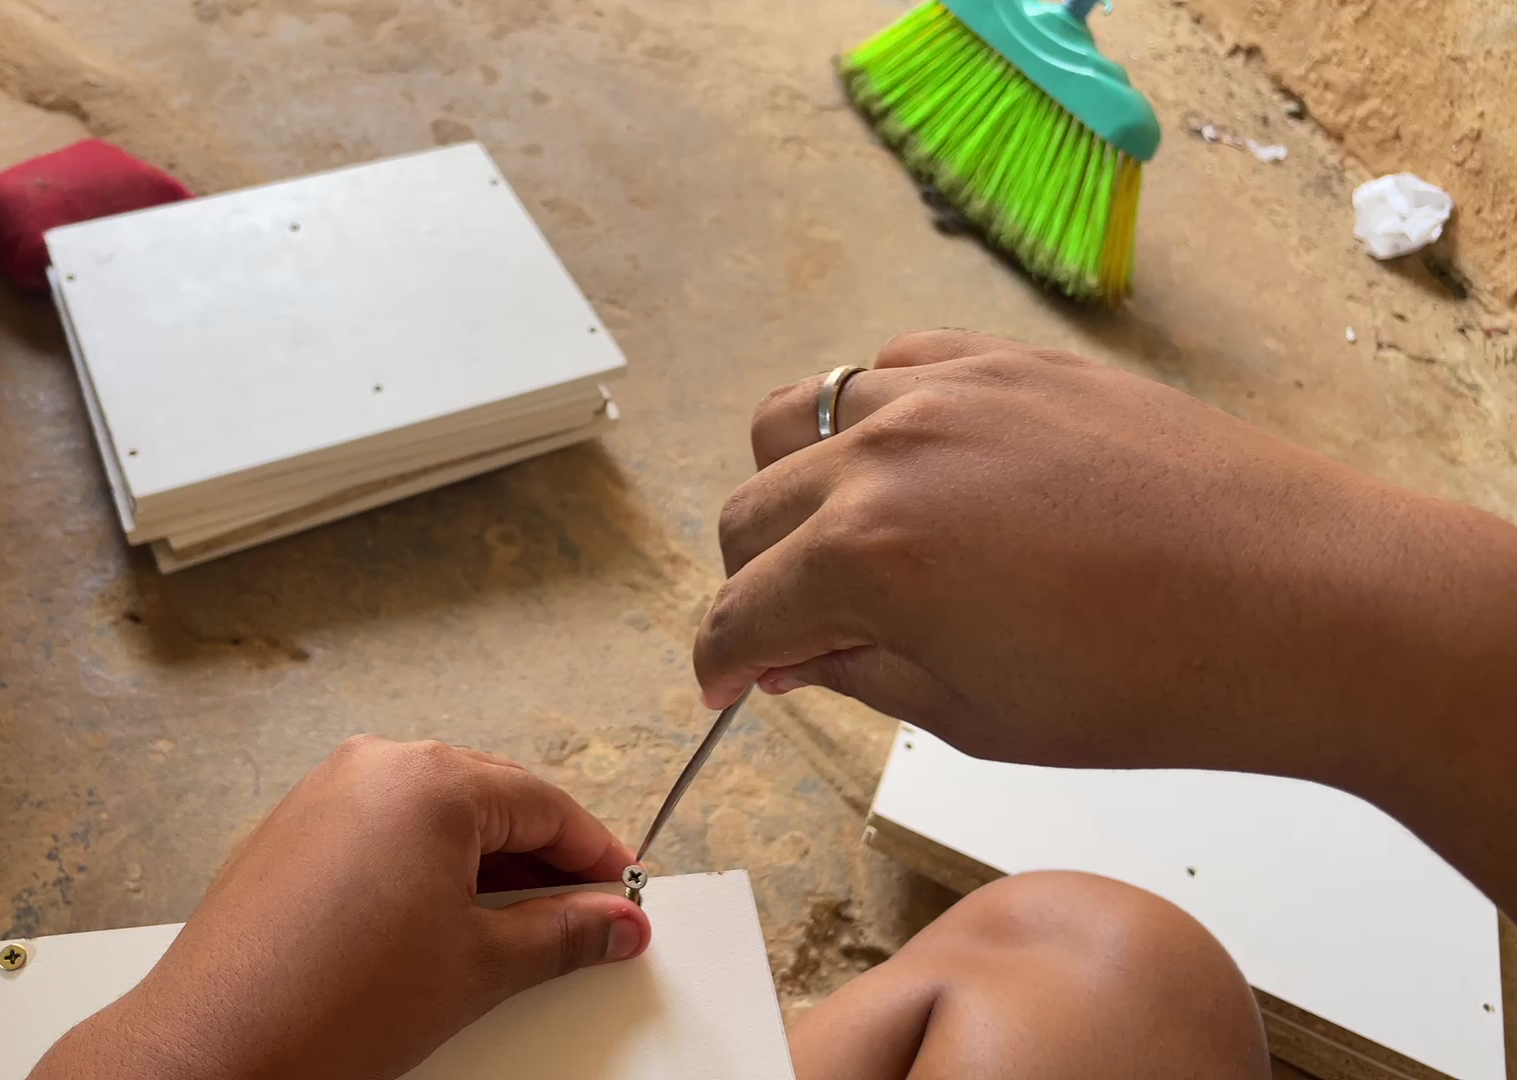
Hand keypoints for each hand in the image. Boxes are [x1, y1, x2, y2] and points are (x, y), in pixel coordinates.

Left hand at [29, 737, 648, 1079]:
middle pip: (492, 800)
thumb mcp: (477, 965)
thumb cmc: (339, 1005)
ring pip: (440, 810)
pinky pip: (390, 821)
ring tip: (513, 920)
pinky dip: (429, 857)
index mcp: (433, 778)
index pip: (543, 804)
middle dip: (541, 856)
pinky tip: (441, 909)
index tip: (620, 888)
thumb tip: (616, 922)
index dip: (591, 850)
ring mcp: (335, 783)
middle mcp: (382, 760)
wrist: (205, 1054)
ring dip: (486, 858)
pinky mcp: (302, 816)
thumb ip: (563, 932)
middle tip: (578, 910)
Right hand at [697, 330, 1516, 795]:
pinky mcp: (995, 360)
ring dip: (787, 490)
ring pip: (786, 422)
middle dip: (748, 582)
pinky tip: (905, 464)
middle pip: (745, 515)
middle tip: (792, 621)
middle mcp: (878, 458)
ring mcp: (936, 393)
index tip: (719, 683)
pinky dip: (862, 425)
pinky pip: (878, 372)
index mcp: (867, 558)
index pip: (740, 613)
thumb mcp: (963, 714)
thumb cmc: (1139, 687)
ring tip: (836, 527)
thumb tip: (782, 654)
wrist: (1313, 606)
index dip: (717, 659)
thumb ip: (844, 671)